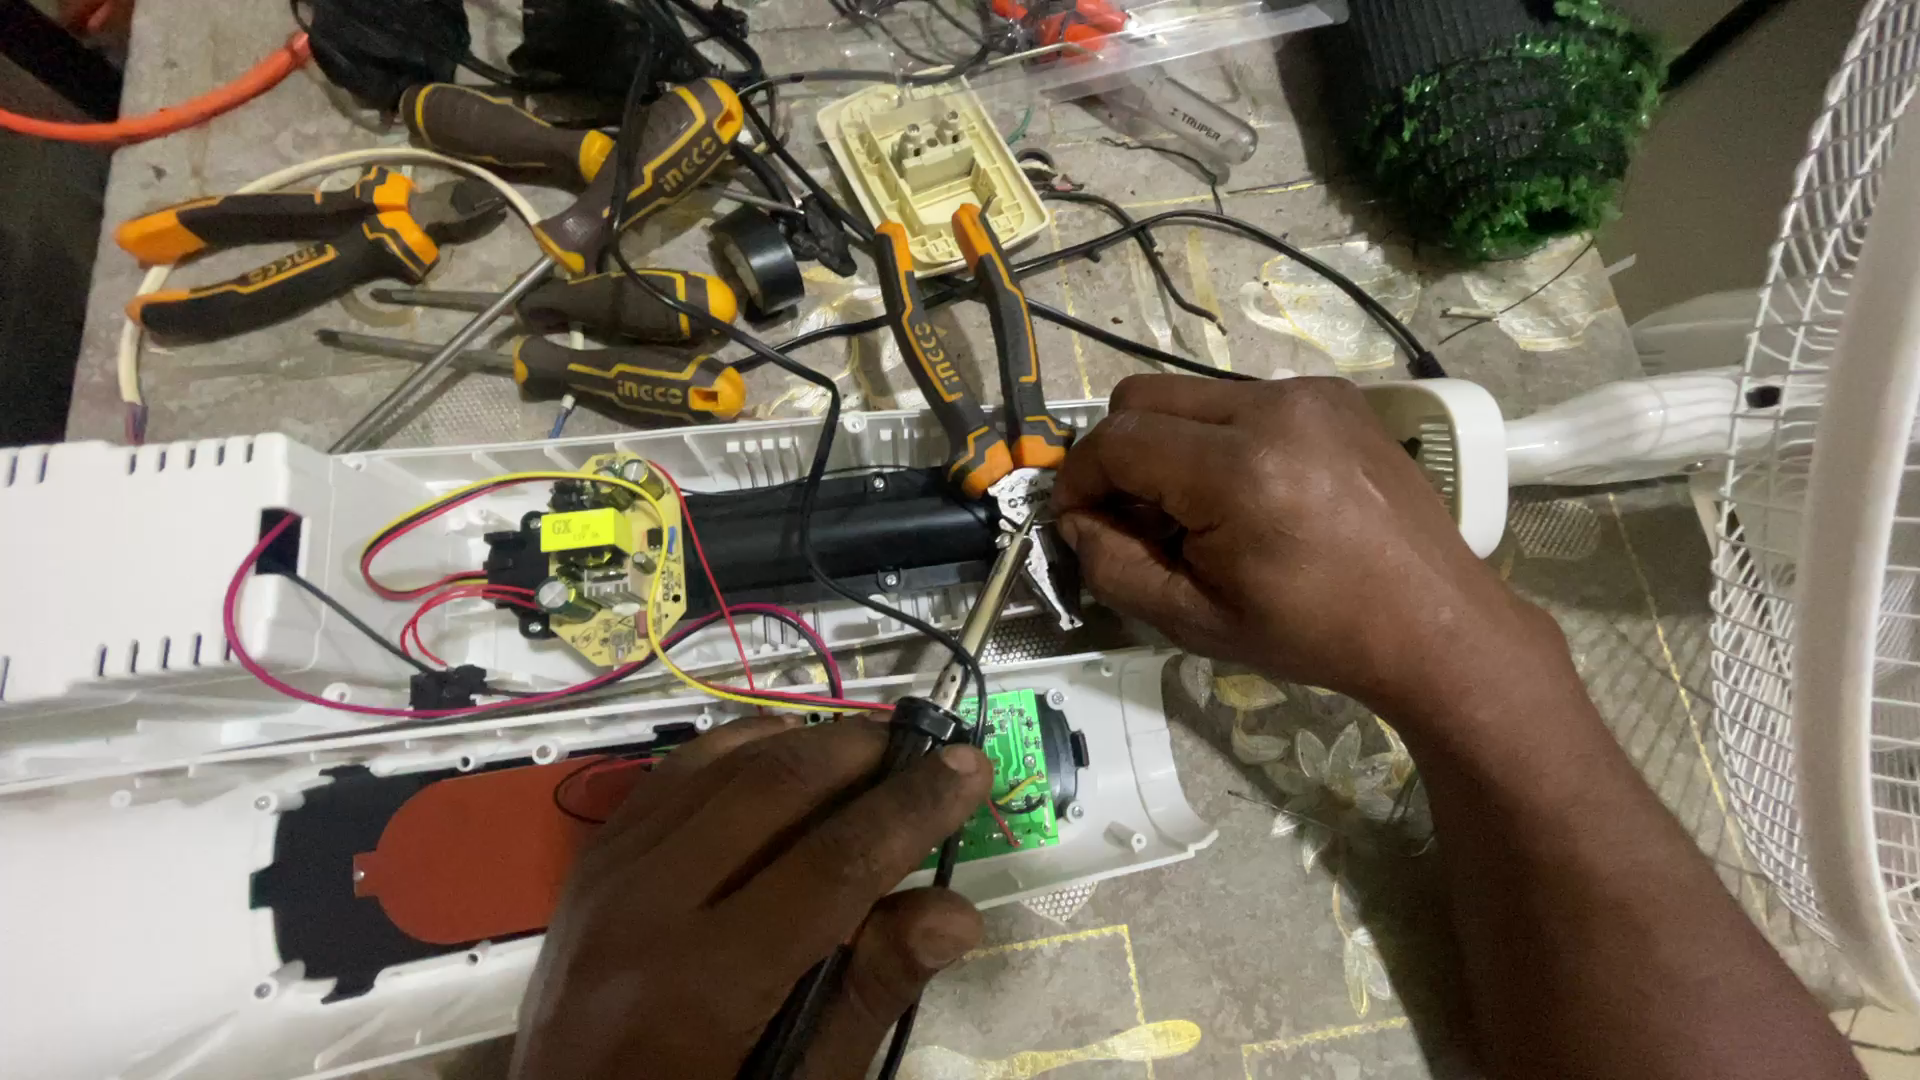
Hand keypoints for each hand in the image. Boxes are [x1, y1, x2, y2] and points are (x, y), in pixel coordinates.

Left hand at [511, 716, 991, 1079]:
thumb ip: (871, 994)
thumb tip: (957, 912)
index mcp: (701, 987)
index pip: (834, 864)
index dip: (914, 807)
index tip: (971, 767)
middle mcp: (646, 908)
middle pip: (779, 787)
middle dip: (867, 754)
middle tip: (923, 751)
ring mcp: (612, 868)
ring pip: (732, 758)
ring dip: (814, 740)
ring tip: (870, 751)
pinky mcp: (598, 851)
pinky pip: (684, 764)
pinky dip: (748, 743)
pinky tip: (789, 750)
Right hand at [1051, 375, 1560, 718]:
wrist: (1431, 622)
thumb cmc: (1310, 633)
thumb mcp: (1190, 619)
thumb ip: (1111, 566)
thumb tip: (1076, 519)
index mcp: (1239, 470)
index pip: (1116, 442)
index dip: (1077, 479)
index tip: (1075, 518)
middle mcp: (1273, 407)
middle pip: (1140, 397)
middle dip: (1115, 454)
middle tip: (1129, 513)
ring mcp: (1308, 392)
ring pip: (1186, 393)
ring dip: (1164, 444)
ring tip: (1189, 507)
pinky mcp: (1332, 393)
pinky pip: (1236, 398)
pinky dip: (1211, 437)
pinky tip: (1239, 490)